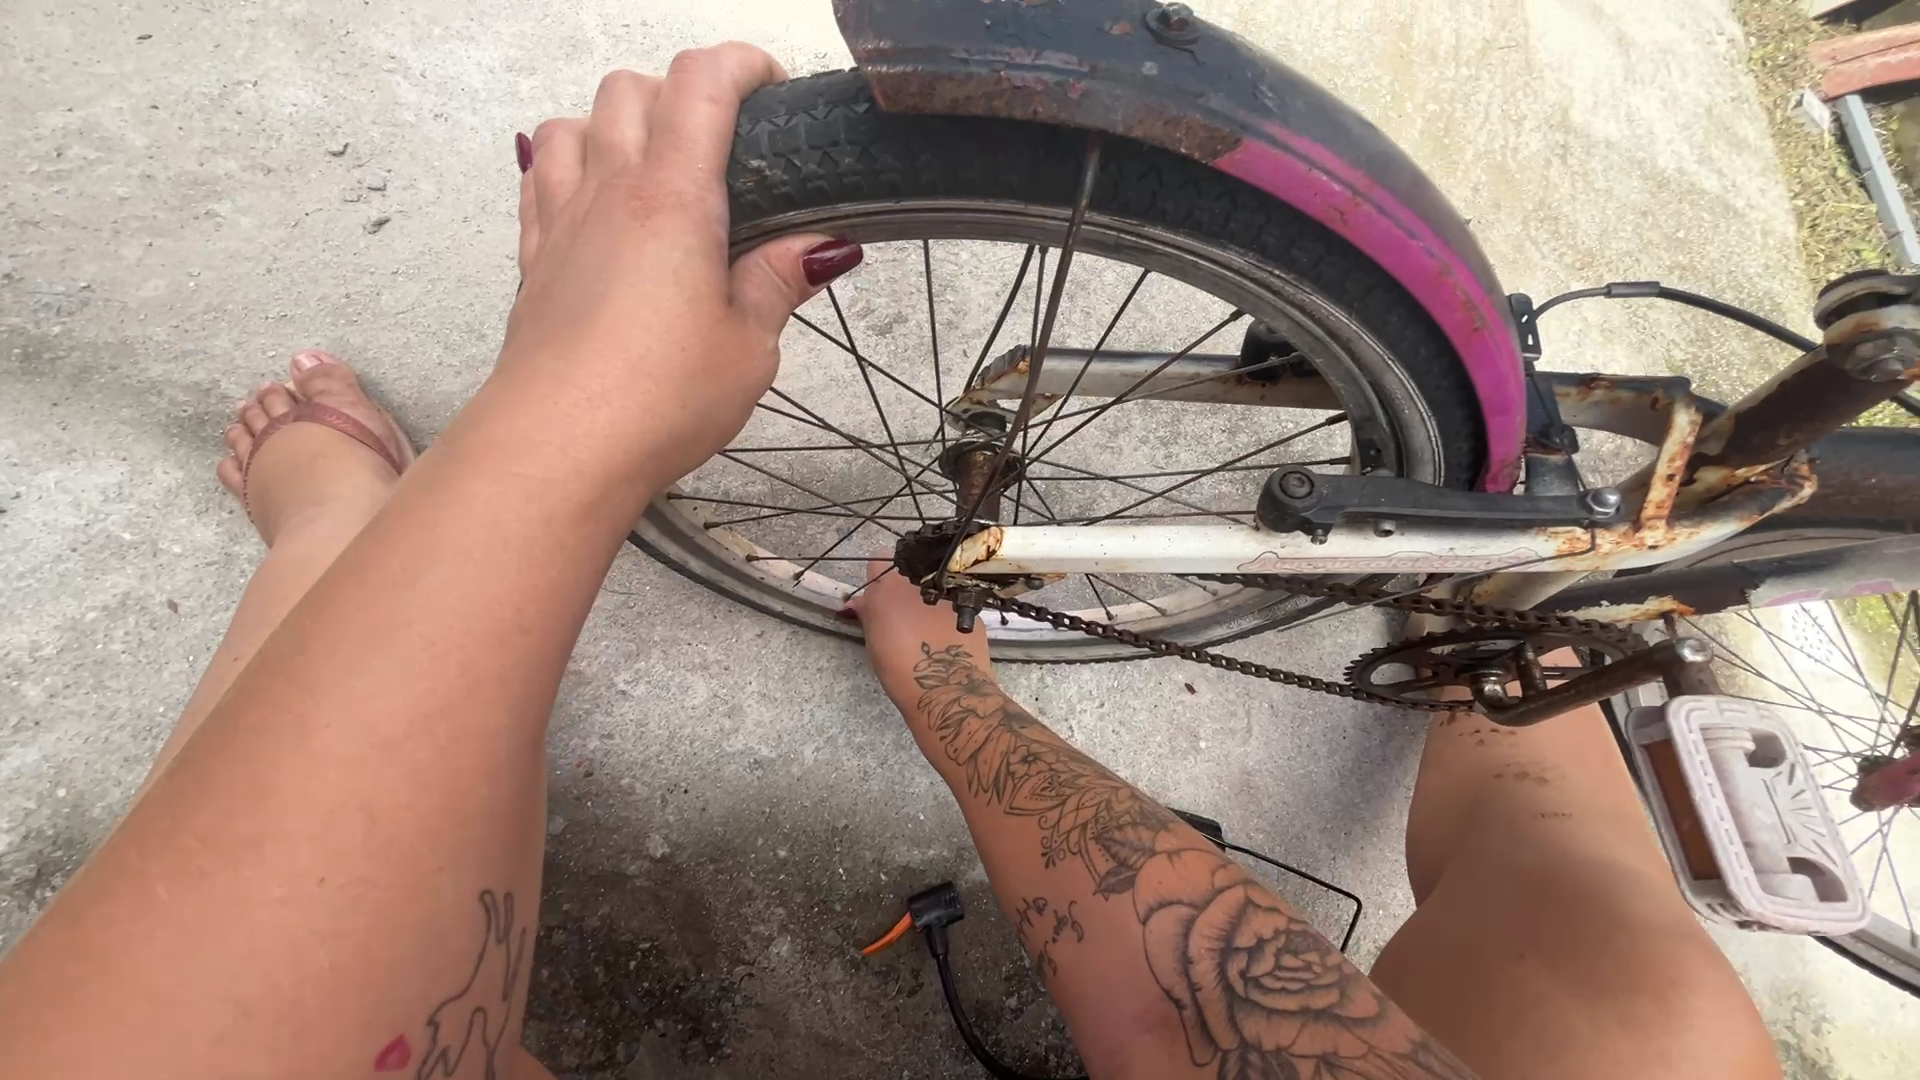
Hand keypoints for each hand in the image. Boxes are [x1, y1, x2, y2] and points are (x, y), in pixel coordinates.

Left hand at [496, 46, 863, 495]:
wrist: (561, 447)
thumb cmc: (665, 398)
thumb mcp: (749, 348)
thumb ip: (779, 283)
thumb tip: (823, 244)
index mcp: (672, 201)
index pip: (700, 86)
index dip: (740, 65)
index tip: (773, 85)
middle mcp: (609, 192)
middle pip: (630, 89)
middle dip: (681, 93)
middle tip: (724, 145)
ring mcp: (561, 222)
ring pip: (574, 122)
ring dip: (616, 123)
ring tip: (655, 170)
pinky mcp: (534, 260)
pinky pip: (540, 177)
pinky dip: (570, 164)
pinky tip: (596, 202)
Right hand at [845, 559, 990, 699]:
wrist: (945, 686)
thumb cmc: (899, 668)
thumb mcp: (873, 641)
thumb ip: (868, 613)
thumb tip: (860, 603)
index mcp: (887, 587)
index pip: (877, 562)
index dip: (878, 578)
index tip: (880, 595)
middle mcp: (916, 582)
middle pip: (906, 571)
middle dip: (903, 586)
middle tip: (903, 612)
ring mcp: (944, 591)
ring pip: (931, 586)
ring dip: (927, 599)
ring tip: (927, 627)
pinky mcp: (967, 607)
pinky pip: (951, 603)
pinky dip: (947, 614)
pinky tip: (947, 636)